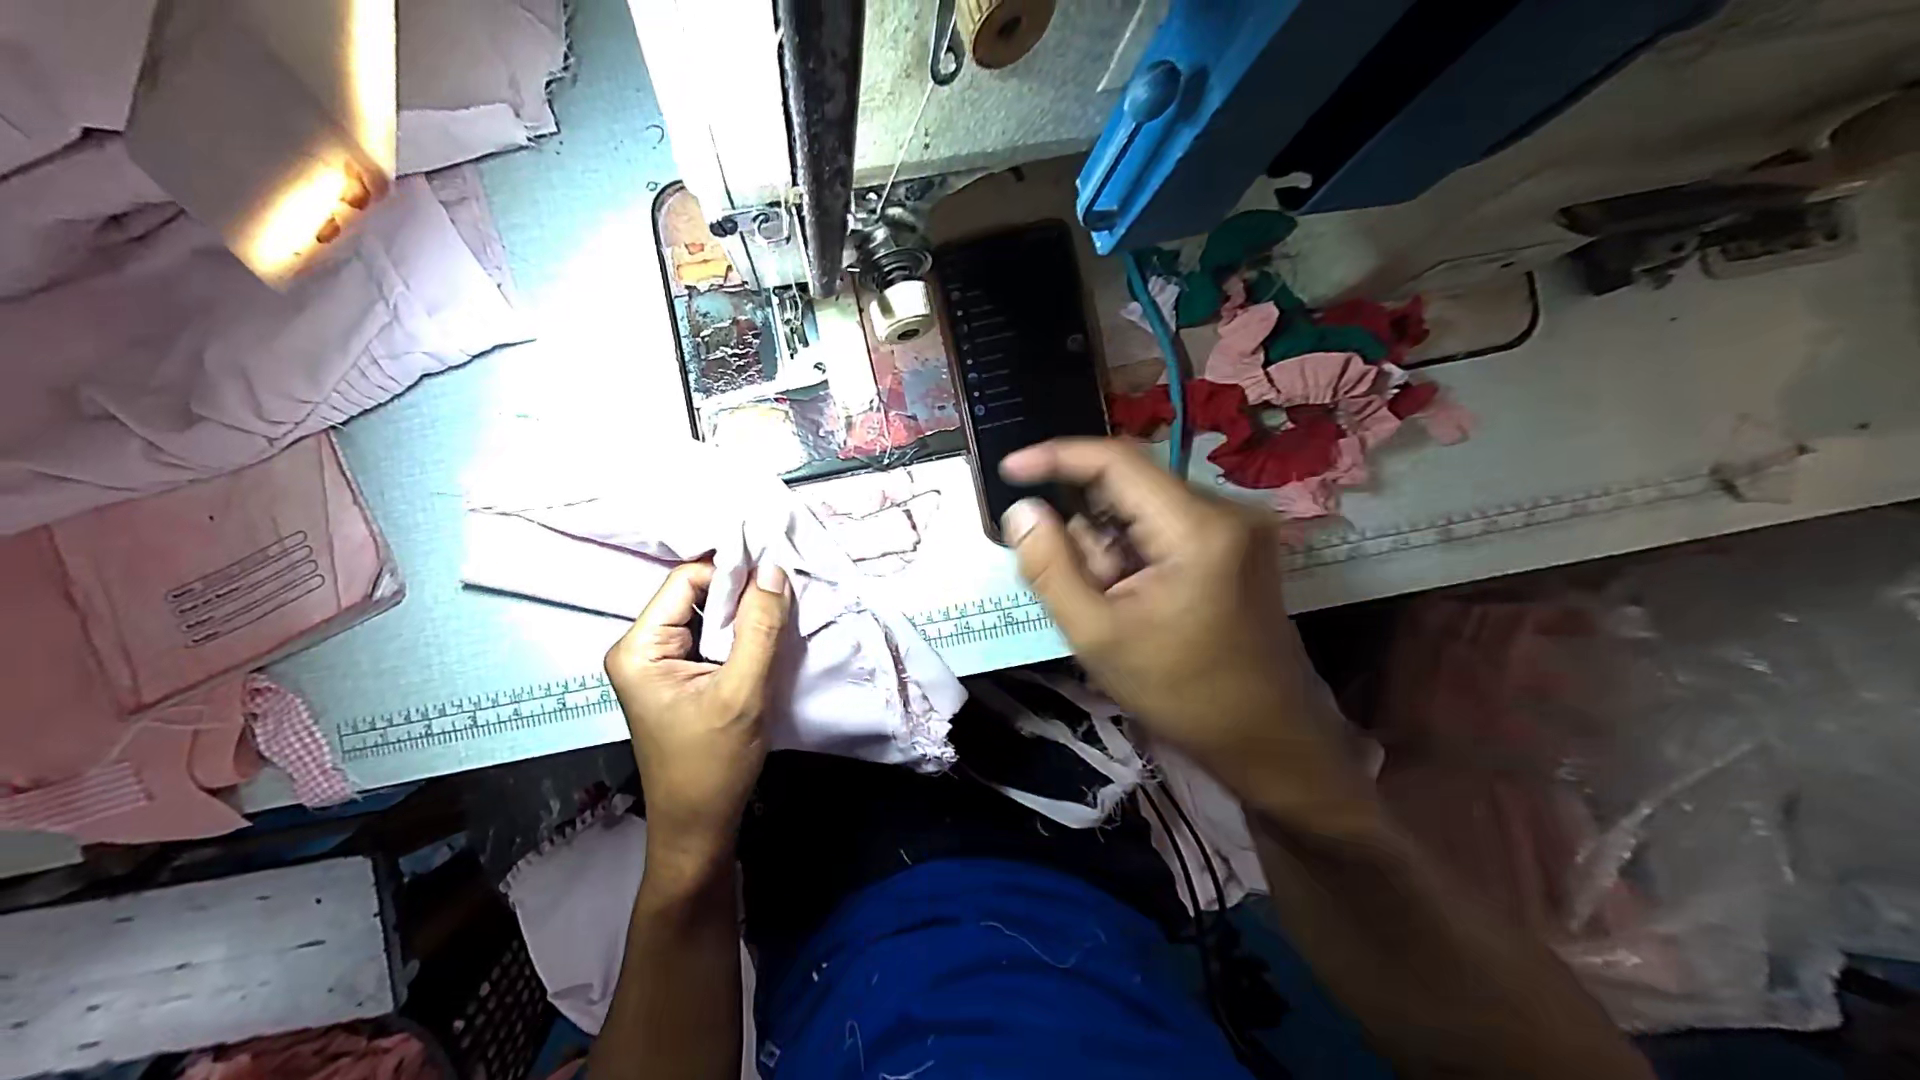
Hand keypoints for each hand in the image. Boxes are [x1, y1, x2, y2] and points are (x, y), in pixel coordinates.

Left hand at [605, 559, 791, 878]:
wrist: (700, 827)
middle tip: (785, 596)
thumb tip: (774, 570)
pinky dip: (741, 636)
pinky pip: (712, 639)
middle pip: (696, 595)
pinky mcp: (679, 678)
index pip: (686, 581)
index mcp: (638, 648)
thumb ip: (760, 629)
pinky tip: (766, 640)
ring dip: (744, 616)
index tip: (776, 574)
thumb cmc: (713, 765)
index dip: (731, 572)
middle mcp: (641, 648)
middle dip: (741, 594)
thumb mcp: (742, 692)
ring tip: (780, 618)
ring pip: (708, 617)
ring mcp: (659, 664)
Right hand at [1000, 439, 1372, 825]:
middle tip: (1087, 591)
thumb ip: (1050, 567)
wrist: (1270, 738)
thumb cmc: (1181, 692)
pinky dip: (1136, 556)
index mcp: (1197, 527)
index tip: (1010, 468)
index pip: (1116, 460)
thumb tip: (1022, 510)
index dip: (1056, 456)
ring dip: (1112, 549)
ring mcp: (1238, 526)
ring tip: (1120, 608)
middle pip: (1129, 489)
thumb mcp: (1097, 635)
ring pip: (1143, 510)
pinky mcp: (1238, 545)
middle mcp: (1226, 510)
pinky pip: (1165, 528)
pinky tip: (1140, 602)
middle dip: (1090, 532)